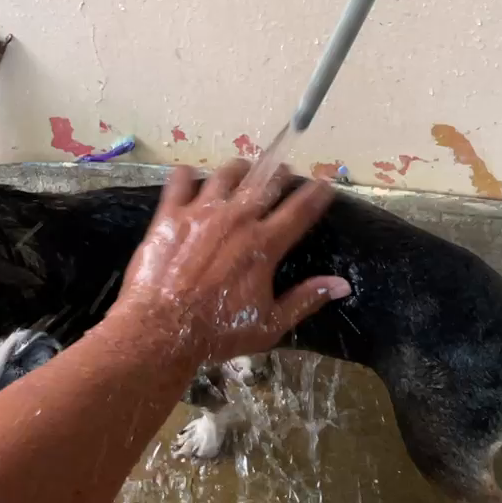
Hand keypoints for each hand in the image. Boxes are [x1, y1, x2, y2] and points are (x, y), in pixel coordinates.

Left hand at [106, 160, 350, 368]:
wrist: (159, 332)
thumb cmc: (217, 333)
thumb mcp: (270, 325)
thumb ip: (306, 299)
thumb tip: (343, 284)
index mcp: (264, 245)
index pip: (300, 209)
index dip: (317, 193)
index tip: (325, 183)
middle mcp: (236, 220)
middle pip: (267, 182)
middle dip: (280, 174)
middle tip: (284, 174)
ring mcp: (201, 213)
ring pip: (227, 173)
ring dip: (241, 170)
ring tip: (244, 171)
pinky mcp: (170, 215)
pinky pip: (181, 179)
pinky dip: (189, 175)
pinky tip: (193, 178)